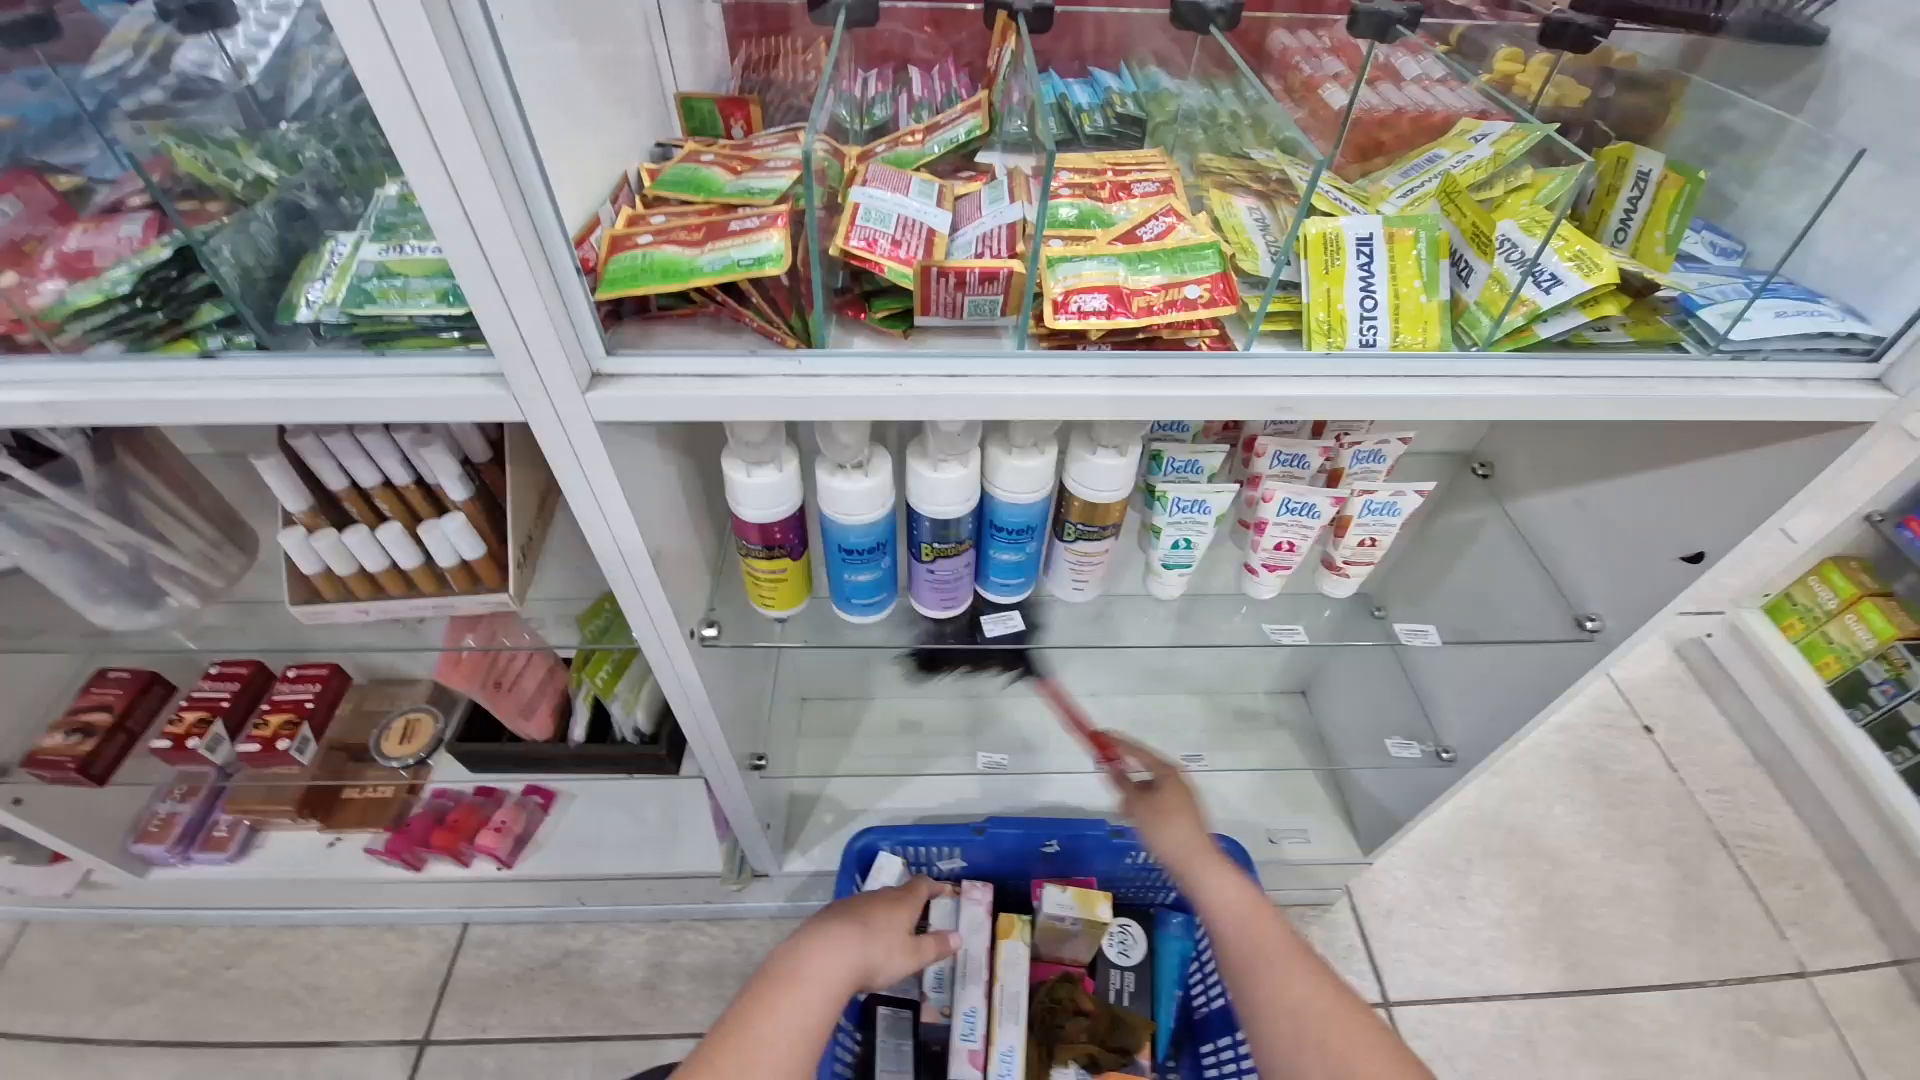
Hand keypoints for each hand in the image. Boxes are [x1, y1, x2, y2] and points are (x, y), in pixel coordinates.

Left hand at [793, 875, 960, 993]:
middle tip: (917, 915)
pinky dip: (861, 923)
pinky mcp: (832, 914)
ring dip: (883, 912)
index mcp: (902, 902)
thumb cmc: (876, 955)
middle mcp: (879, 896)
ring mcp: (854, 902)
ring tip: (887, 930)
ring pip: (874, 902)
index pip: (922, 885)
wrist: (823, 955)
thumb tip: (959, 936)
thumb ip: (935, 946)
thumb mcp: (912, 957)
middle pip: (898, 892)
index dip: (934, 886)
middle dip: (908, 901)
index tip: (943, 890)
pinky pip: (853, 914)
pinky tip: (858, 940)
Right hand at [1102, 730, 1216, 875]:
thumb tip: (1109, 765)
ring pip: (1149, 790)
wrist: (1196, 864)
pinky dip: (1144, 809)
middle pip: (1144, 771)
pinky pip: (1156, 804)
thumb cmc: (1164, 829)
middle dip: (1126, 779)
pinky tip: (1138, 824)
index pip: (1137, 750)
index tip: (1099, 735)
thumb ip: (1121, 782)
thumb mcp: (1137, 805)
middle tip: (1111, 784)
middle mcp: (1176, 780)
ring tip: (1125, 814)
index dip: (1117, 743)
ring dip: (1134, 798)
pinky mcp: (1182, 815)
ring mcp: (1181, 798)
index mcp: (1166, 771)